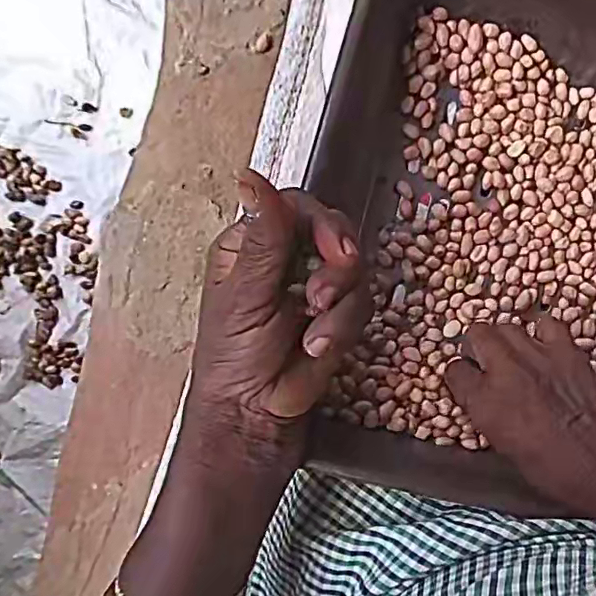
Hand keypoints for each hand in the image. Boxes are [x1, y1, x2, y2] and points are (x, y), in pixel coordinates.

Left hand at [184, 170, 370, 473]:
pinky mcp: (338, 317)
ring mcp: (316, 288)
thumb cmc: (233, 360)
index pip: (299, 207)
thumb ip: (262, 239)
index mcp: (254, 245)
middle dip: (339, 270)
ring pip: (357, 273)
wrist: (254, 418)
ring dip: (340, 309)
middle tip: (322, 300)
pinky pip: (362, 306)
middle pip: (338, 235)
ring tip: (313, 340)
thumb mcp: (245, 297)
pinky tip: (318, 350)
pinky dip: (344, 329)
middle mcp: (289, 260)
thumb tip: (250, 176)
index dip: (324, 223)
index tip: (336, 249)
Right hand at [443, 315, 595, 518]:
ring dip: (505, 339)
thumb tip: (484, 398)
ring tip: (513, 354)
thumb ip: (487, 413)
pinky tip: (543, 345)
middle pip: (477, 335)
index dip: (461, 376)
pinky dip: (541, 332)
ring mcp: (537, 356)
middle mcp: (504, 371)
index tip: (468, 382)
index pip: (455, 371)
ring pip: (507, 326)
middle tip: (487, 362)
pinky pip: (546, 324)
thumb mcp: (502, 446)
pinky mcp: (567, 350)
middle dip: (477, 347)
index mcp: (483, 402)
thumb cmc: (551, 470)